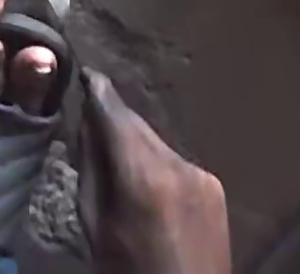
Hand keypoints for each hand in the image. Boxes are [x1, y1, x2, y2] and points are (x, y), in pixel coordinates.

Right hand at [83, 71, 230, 273]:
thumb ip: (91, 167)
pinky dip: (157, 164)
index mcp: (143, 177)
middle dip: (114, 118)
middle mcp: (176, 164)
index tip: (84, 72)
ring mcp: (201, 173)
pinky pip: (175, 161)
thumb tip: (88, 120)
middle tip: (91, 114)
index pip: (115, 114)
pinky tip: (151, 189)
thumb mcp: (96, 227)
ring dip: (135, 143)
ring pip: (155, 141)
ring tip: (120, 163)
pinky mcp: (215, 185)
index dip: (98, 89)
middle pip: (135, 124)